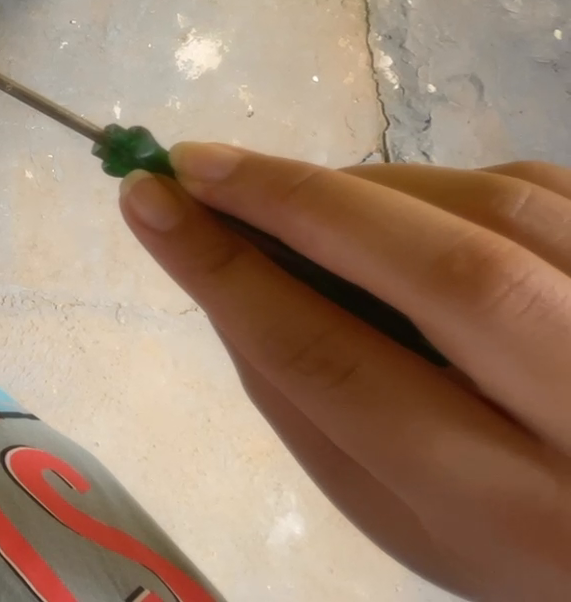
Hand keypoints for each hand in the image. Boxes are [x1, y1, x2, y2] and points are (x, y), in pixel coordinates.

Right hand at [120, 146, 570, 599]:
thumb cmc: (481, 513)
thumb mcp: (369, 486)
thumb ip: (279, 371)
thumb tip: (201, 237)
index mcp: (500, 506)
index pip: (330, 360)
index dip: (223, 267)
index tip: (144, 197)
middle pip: (452, 275)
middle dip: (295, 198)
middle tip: (194, 162)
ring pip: (495, 209)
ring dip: (361, 187)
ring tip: (305, 204)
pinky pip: (538, 184)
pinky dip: (441, 184)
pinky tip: (410, 218)